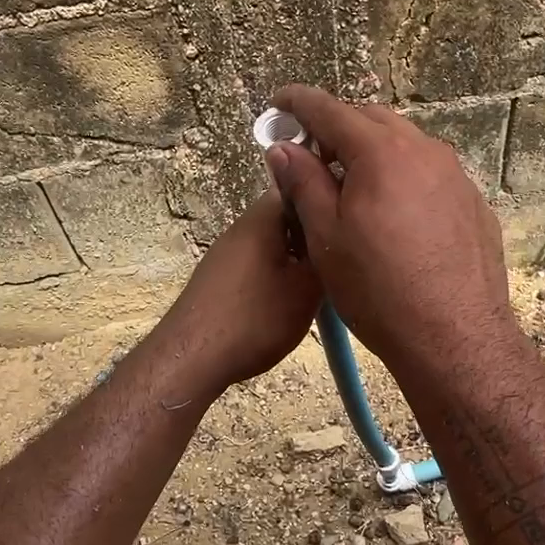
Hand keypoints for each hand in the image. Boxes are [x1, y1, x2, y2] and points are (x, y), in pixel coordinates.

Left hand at [152, 190, 321, 396]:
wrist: (193, 358)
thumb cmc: (256, 317)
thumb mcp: (307, 286)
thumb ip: (325, 252)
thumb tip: (339, 230)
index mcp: (263, 217)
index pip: (301, 187)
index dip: (328, 201)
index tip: (351, 225)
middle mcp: (241, 227)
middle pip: (288, 219)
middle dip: (315, 237)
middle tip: (341, 261)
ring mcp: (227, 254)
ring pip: (274, 246)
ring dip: (297, 261)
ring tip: (320, 287)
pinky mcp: (220, 280)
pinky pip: (259, 267)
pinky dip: (278, 279)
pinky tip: (289, 305)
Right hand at [265, 85, 514, 374]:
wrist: (454, 338)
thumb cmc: (378, 291)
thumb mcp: (326, 238)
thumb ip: (303, 183)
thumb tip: (283, 148)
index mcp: (382, 152)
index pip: (331, 110)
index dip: (299, 103)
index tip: (279, 104)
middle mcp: (425, 151)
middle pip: (373, 121)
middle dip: (338, 128)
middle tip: (313, 156)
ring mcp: (457, 176)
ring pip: (407, 146)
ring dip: (375, 154)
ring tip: (353, 189)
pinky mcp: (475, 204)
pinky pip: (432, 176)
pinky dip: (406, 179)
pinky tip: (396, 217)